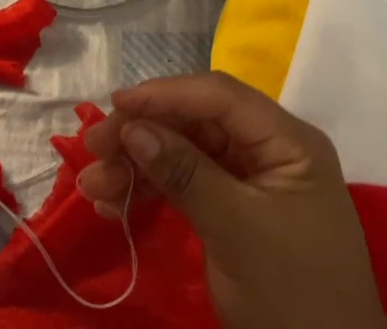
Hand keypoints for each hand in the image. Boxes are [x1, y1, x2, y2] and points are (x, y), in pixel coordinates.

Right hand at [79, 73, 386, 328]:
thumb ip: (186, 173)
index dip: (165, 94)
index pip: (219, 97)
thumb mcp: (238, 230)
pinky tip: (113, 204)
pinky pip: (183, 183)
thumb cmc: (293, 293)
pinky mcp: (231, 209)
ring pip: (183, 151)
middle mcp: (267, 149)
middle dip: (142, 132)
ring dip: (137, 164)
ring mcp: (249, 180)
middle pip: (194, 121)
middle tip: (93, 151)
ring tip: (94, 187)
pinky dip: (149, 189)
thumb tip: (133, 127)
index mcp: (286, 141)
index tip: (113, 106)